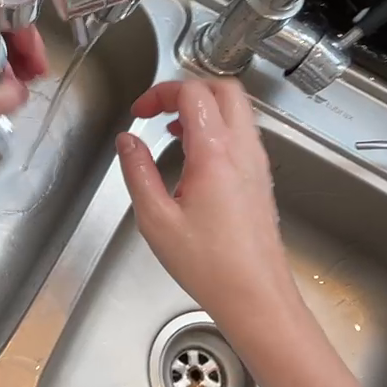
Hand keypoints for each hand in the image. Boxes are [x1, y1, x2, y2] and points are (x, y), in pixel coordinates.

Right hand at [115, 79, 298, 322]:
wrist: (256, 298)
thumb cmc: (209, 265)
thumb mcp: (155, 218)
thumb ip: (137, 171)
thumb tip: (127, 141)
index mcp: (215, 154)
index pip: (193, 93)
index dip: (160, 92)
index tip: (138, 112)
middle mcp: (243, 151)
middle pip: (223, 89)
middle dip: (186, 89)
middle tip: (158, 108)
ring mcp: (256, 163)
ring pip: (236, 109)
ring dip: (202, 107)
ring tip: (170, 129)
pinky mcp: (259, 179)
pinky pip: (241, 133)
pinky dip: (215, 127)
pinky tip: (191, 153)